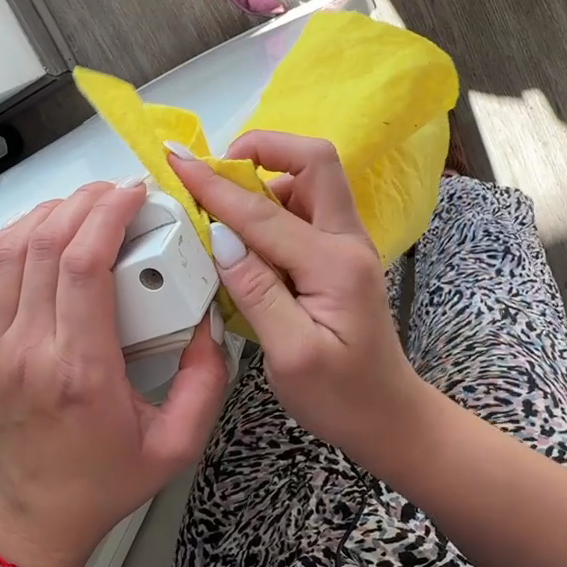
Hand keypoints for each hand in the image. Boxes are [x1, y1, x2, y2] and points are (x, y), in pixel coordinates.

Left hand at [0, 181, 228, 566]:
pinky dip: (4, 242)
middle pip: (45, 245)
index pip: (84, 264)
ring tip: (79, 207)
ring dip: (44, 215)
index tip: (132, 194)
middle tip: (113, 194)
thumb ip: (206, 380)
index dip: (108, 214)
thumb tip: (208, 319)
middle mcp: (28, 353)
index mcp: (81, 372)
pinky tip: (33, 231)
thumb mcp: (178, 443)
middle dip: (82, 203)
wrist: (38, 514)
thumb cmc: (106, 480)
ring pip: (7, 251)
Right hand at [169, 132, 432, 452]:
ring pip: (310, 181)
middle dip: (263, 149)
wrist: (388, 417)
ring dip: (267, 177)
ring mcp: (346, 247)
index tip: (178, 162)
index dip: (216, 186)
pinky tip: (245, 232)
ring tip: (223, 204)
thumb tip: (221, 239)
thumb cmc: (340, 398)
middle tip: (216, 170)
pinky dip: (271, 203)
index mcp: (335, 265)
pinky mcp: (338, 257)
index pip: (264, 212)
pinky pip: (305, 209)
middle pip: (315, 161)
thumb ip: (257, 292)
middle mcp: (347, 242)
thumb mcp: (291, 355)